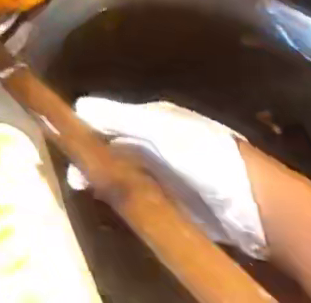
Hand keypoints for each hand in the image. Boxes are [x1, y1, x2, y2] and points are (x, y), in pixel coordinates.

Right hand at [71, 97, 267, 257]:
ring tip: (77, 186)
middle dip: (87, 153)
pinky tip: (102, 201)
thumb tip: (78, 106)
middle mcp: (152, 140)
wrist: (253, 206)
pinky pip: (133, 194)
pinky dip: (116, 196)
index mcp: (151, 117)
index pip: (107, 116)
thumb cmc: (204, 158)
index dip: (82, 125)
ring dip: (98, 176)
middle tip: (66, 170)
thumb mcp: (160, 132)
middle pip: (110, 143)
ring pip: (119, 169)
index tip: (57, 136)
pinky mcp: (168, 202)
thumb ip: (121, 119)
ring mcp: (161, 172)